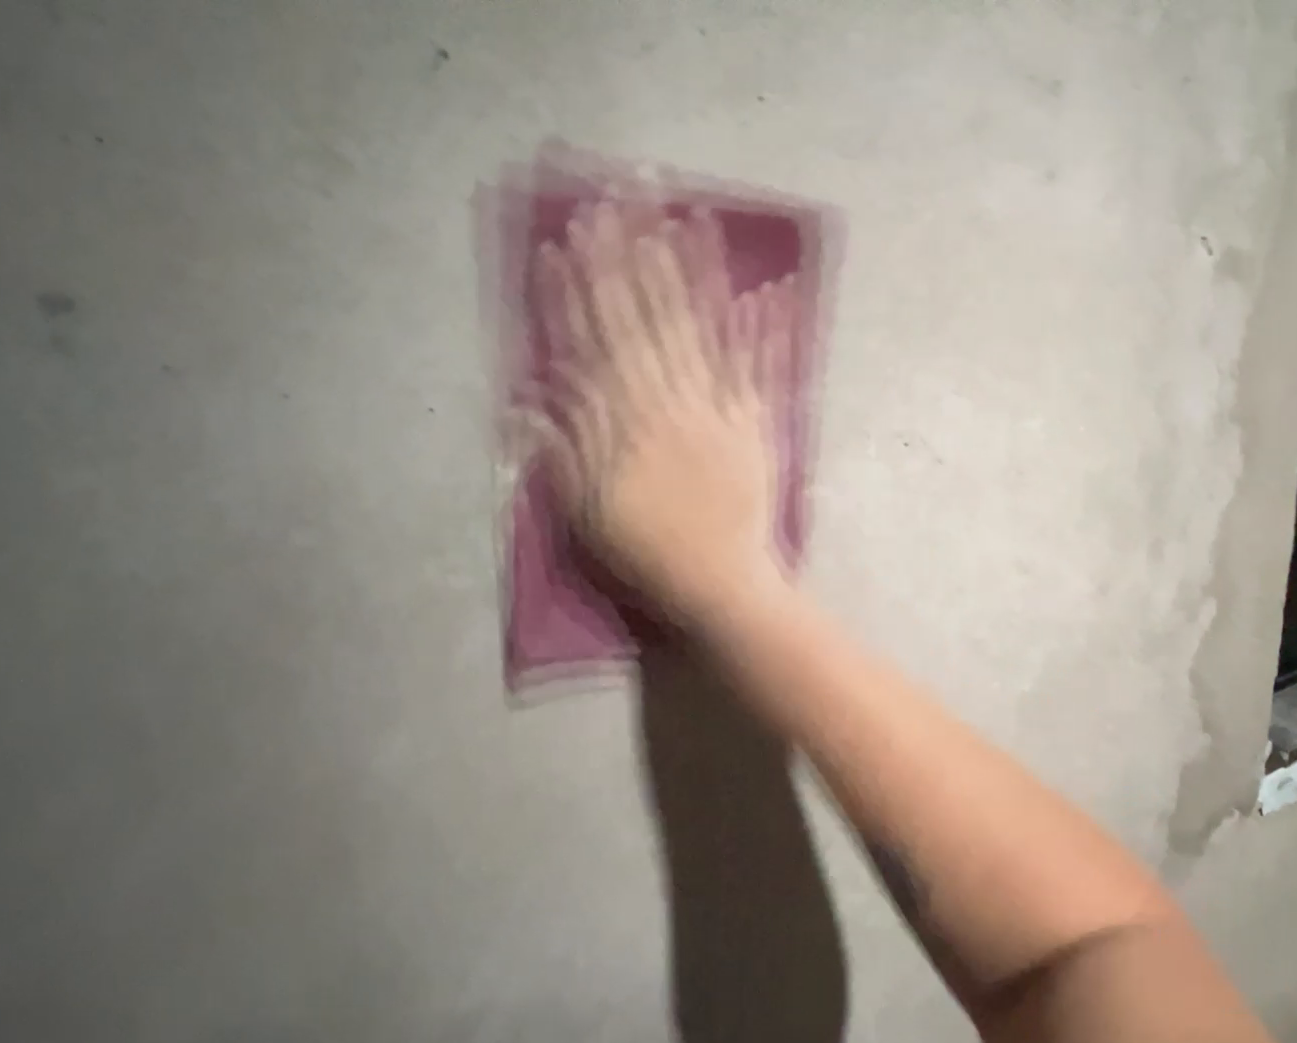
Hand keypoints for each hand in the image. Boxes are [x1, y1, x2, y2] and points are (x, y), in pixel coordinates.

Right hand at [533, 201, 796, 624]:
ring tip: (687, 222)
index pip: (596, 344)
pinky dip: (765, 330)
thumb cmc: (647, 554)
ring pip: (703, 333)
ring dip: (695, 276)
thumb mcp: (587, 512)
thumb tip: (530, 395)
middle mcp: (670, 406)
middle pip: (647, 323)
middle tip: (620, 206)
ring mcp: (719, 412)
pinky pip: (761, 371)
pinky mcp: (756, 425)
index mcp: (625, 426)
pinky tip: (766, 288)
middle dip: (630, 262)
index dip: (578, 293)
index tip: (567, 243)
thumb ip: (563, 449)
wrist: (721, 583)